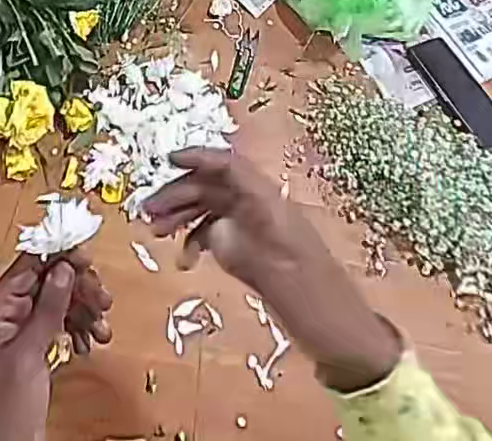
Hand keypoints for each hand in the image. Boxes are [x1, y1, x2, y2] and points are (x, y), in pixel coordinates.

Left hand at [0, 251, 113, 440]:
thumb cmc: (3, 410)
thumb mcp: (28, 354)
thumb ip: (48, 307)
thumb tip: (65, 266)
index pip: (31, 263)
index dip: (60, 255)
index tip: (88, 256)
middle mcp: (9, 312)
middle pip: (51, 279)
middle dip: (80, 288)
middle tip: (102, 301)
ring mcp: (22, 329)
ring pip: (61, 299)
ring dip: (85, 309)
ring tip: (101, 327)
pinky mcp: (34, 345)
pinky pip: (62, 321)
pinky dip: (79, 327)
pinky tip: (90, 342)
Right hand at [143, 149, 400, 391]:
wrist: (344, 336)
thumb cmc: (316, 304)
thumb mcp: (277, 277)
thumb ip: (242, 248)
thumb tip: (211, 231)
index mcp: (271, 205)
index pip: (232, 166)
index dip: (200, 156)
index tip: (168, 159)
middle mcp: (263, 208)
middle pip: (216, 185)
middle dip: (181, 192)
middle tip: (147, 212)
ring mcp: (258, 228)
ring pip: (214, 206)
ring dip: (184, 213)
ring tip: (155, 231)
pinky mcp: (255, 249)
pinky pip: (220, 230)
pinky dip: (198, 238)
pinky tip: (184, 258)